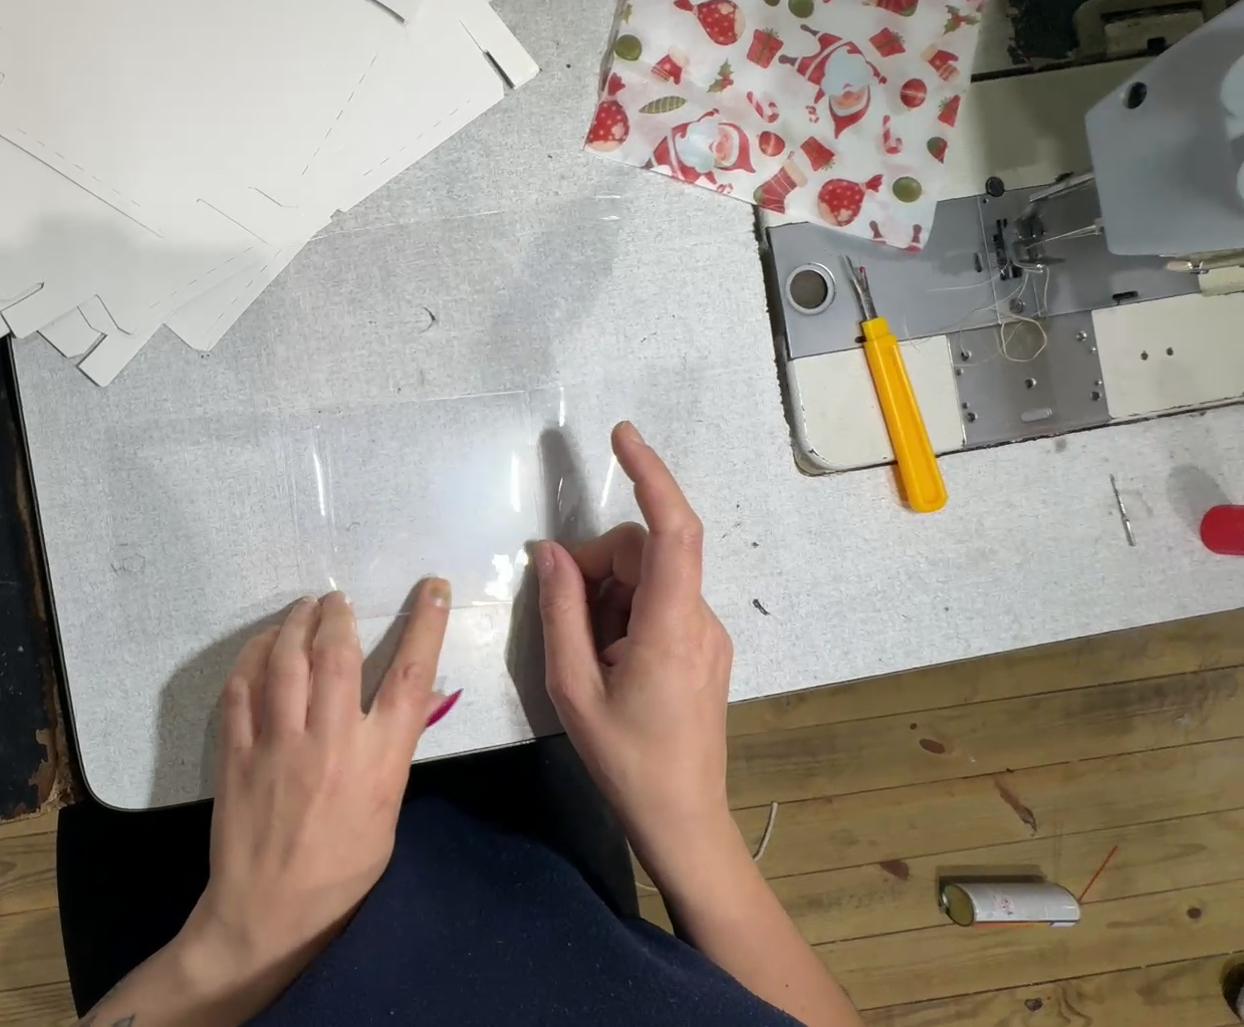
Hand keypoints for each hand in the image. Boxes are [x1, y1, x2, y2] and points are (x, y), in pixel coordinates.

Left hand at [177, 583, 453, 1004]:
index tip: (432, 588)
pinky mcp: (236, 750)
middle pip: (338, 654)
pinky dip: (253, 655)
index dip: (426, 625)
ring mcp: (277, 744)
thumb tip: (394, 702)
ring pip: (286, 660)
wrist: (269, 915)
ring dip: (296, 623)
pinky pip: (241, 686)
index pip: (412, 677)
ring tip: (304, 607)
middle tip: (338, 599)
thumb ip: (389, 752)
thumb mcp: (388, 813)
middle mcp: (330, 742)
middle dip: (340, 614)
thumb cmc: (341, 872)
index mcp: (378, 762)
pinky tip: (264, 643)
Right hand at [534, 422, 735, 879]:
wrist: (680, 816)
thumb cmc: (623, 757)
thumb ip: (560, 610)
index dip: (650, 476)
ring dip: (605, 594)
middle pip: (645, 551)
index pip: (672, 531)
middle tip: (564, 619)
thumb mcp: (572, 686)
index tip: (622, 437)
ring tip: (587, 651)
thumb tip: (549, 551)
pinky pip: (655, 600)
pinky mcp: (700, 645)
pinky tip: (605, 655)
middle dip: (595, 566)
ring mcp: (705, 631)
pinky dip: (620, 611)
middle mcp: (699, 618)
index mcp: (671, 627)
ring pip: (647, 575)